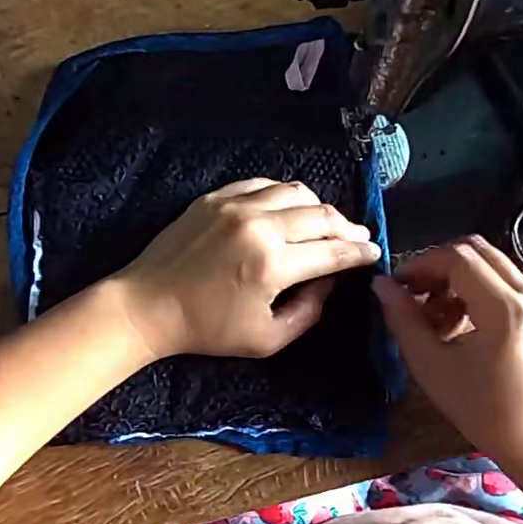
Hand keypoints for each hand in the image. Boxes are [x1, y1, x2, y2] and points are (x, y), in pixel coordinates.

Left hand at [110, 179, 382, 359]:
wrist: (148, 305)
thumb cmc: (207, 329)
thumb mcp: (266, 339)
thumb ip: (308, 312)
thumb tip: (327, 281)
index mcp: (273, 265)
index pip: (333, 252)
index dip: (359, 253)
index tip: (373, 253)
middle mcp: (260, 226)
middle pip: (321, 216)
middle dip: (348, 227)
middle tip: (359, 236)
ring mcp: (235, 205)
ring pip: (295, 192)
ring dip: (319, 206)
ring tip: (327, 221)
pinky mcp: (215, 197)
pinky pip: (262, 184)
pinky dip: (283, 194)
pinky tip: (288, 207)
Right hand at [372, 235, 522, 466]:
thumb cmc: (483, 410)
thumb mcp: (432, 366)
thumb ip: (404, 320)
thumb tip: (382, 285)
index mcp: (505, 309)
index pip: (458, 258)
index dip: (420, 264)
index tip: (397, 286)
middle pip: (475, 250)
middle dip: (436, 265)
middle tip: (412, 293)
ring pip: (488, 263)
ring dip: (454, 277)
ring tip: (433, 315)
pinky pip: (502, 280)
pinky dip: (473, 288)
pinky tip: (456, 321)